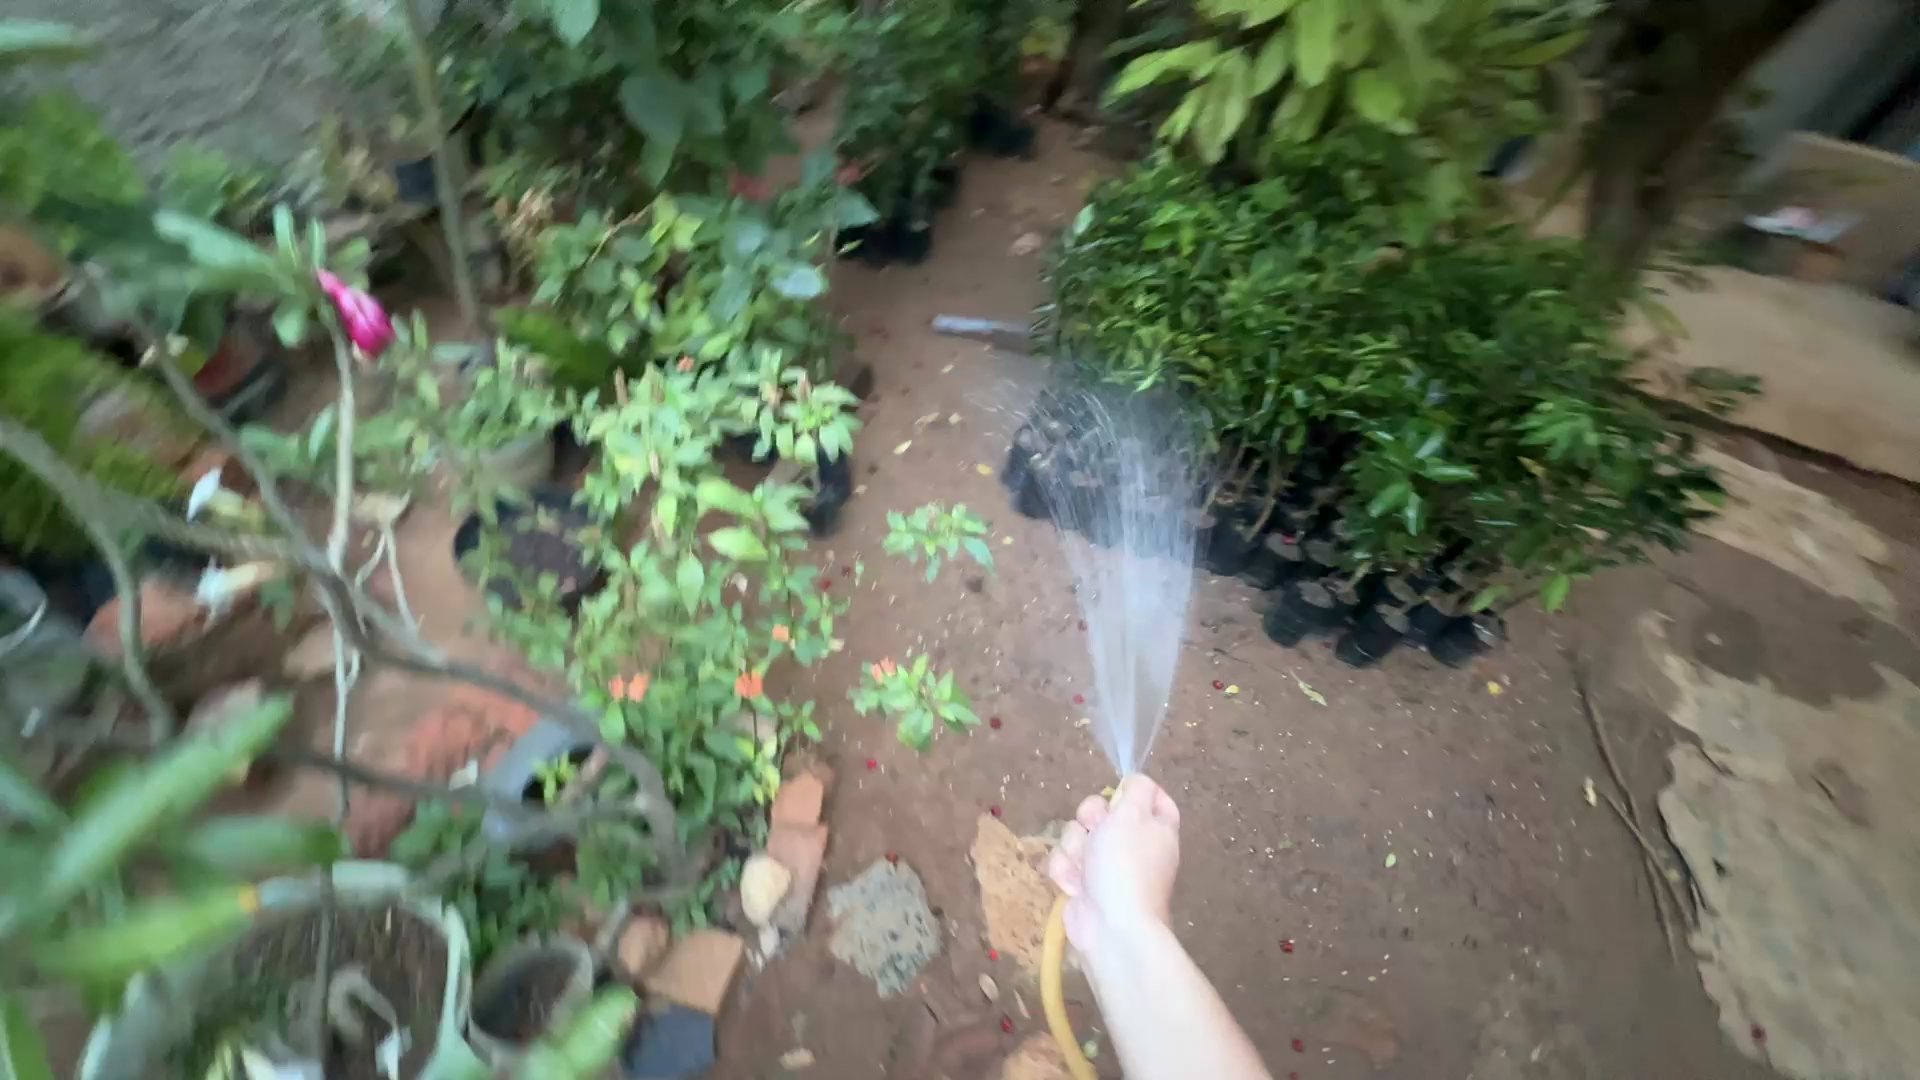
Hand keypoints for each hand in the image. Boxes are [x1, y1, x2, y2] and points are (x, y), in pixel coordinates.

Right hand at [1047, 774, 1180, 953]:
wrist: (1110, 927)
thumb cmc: (1126, 864)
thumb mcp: (1134, 813)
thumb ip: (1136, 788)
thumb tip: (1134, 783)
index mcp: (1155, 827)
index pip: (1152, 797)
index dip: (1134, 791)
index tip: (1120, 794)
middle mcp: (1132, 844)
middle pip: (1103, 810)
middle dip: (1090, 817)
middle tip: (1096, 828)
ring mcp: (1106, 866)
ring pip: (1077, 833)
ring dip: (1075, 847)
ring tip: (1085, 866)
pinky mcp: (1083, 883)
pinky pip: (1065, 860)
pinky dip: (1066, 870)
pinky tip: (1075, 885)